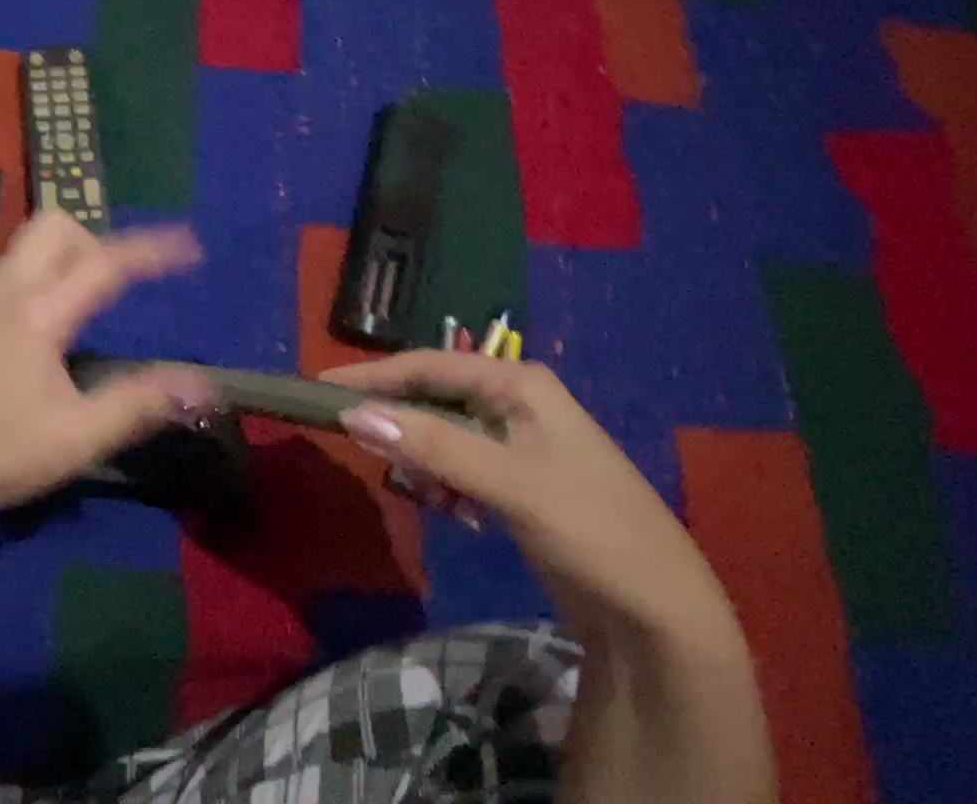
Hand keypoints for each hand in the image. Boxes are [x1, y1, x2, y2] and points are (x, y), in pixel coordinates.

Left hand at [0, 212, 211, 517]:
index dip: (154, 251)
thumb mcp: (78, 437)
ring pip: (32, 243)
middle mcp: (8, 291)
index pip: (105, 263)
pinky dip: (47, 270)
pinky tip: (55, 320)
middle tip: (125, 285)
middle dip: (100, 240)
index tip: (193, 248)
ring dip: (71, 253)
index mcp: (37, 314)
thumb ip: (139, 403)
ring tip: (98, 299)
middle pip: (57, 226)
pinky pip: (16, 266)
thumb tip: (200, 383)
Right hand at [322, 353, 732, 638]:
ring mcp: (516, 443)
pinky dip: (439, 482)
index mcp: (520, 385)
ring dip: (418, 458)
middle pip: (430, 397)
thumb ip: (431, 446)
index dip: (371, 376)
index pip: (427, 365)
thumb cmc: (590, 530)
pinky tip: (450, 512)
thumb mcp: (507, 483)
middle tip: (349, 440)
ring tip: (419, 492)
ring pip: (438, 434)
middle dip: (394, 420)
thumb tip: (352, 414)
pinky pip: (454, 466)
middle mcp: (516, 403)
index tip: (318, 388)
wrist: (658, 611)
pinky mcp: (513, 481)